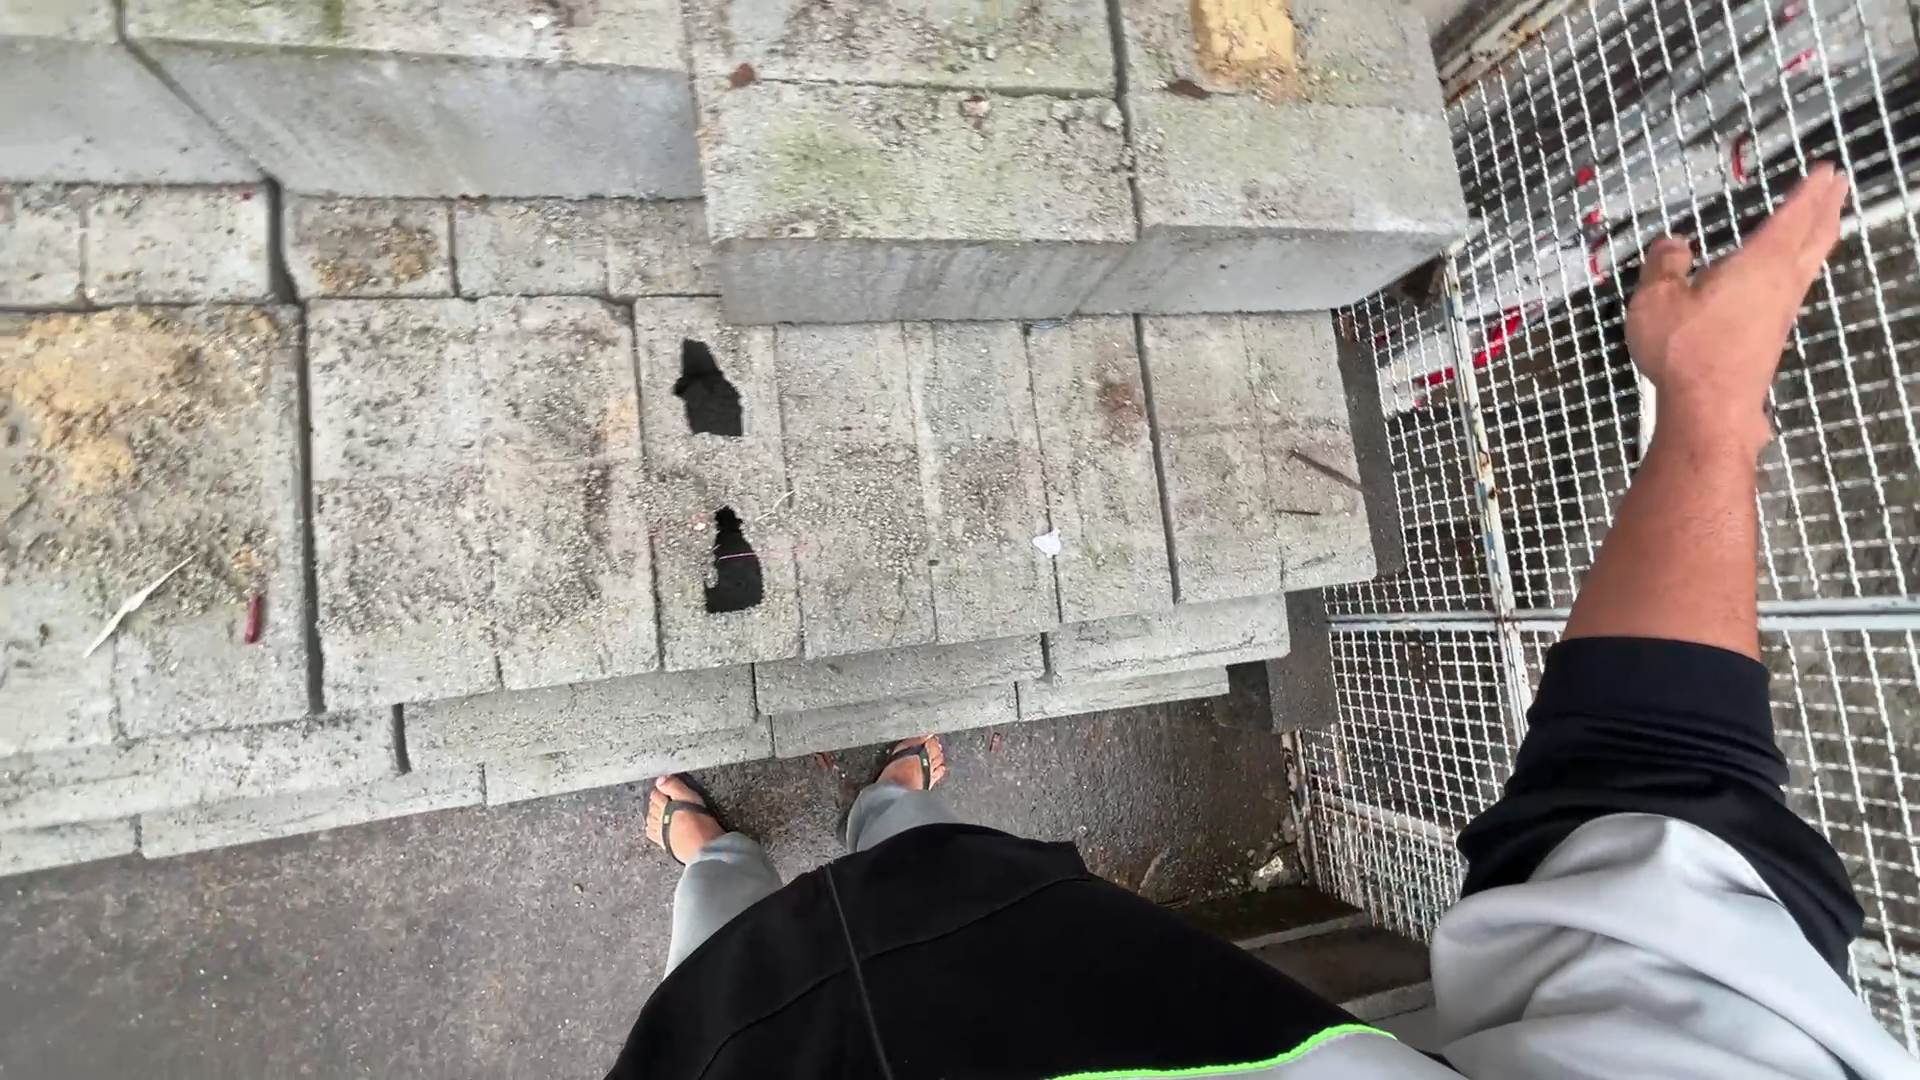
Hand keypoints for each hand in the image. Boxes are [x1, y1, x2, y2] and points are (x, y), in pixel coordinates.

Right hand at [1625, 164, 1849, 456]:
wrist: (1709, 398)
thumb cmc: (1683, 346)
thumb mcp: (1654, 301)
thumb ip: (1663, 268)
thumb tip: (1671, 245)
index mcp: (1758, 262)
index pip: (1792, 216)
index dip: (1809, 191)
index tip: (1825, 171)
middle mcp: (1781, 280)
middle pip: (1816, 235)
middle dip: (1827, 208)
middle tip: (1837, 186)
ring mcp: (1782, 307)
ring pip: (1810, 260)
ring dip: (1819, 235)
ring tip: (1821, 223)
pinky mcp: (1772, 331)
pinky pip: (1794, 286)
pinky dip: (1798, 266)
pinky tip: (1785, 274)